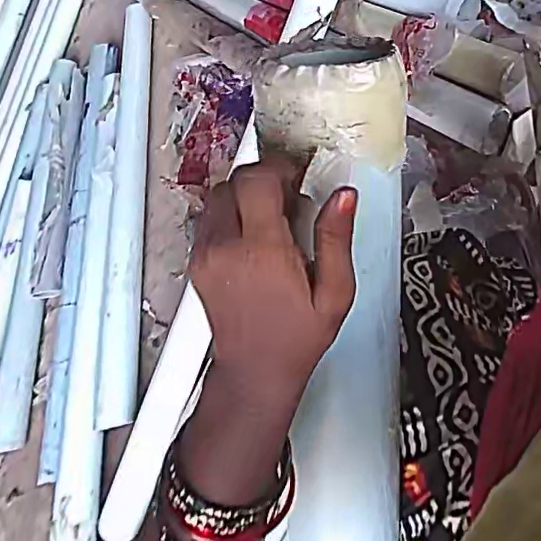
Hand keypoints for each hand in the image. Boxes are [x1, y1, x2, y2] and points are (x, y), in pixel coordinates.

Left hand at [191, 156, 356, 407]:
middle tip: (287, 196)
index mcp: (263, 252)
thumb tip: (344, 197)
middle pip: (234, 181)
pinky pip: (209, 217)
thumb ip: (337, 239)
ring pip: (218, 194)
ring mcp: (206, 254)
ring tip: (271, 216)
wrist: (254, 371)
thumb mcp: (335, 293)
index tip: (296, 177)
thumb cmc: (296, 337)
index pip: (257, 181)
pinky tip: (253, 234)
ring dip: (245, 194)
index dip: (279, 168)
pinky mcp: (197, 261)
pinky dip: (231, 213)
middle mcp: (227, 248)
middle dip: (262, 179)